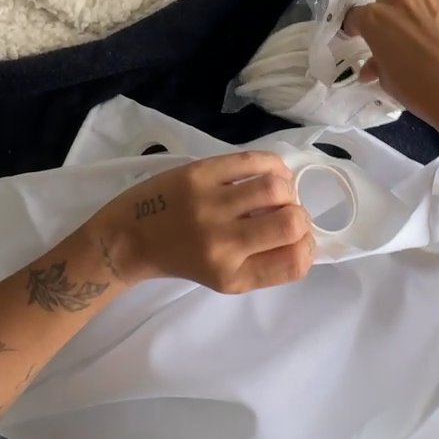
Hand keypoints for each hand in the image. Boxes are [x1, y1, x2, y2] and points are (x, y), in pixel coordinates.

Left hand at [84, 152, 314, 293]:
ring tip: (277, 190)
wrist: (130, 237)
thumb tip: (304, 230)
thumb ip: (263, 261)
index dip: (308, 246)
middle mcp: (223, 243)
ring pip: (275, 188)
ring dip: (286, 188)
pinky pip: (252, 160)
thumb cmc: (182, 257)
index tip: (299, 238)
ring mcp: (210, 205)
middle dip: (300, 215)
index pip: (294, 263)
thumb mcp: (224, 277)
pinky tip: (269, 171)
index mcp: (232, 276)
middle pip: (291, 223)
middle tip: (287, 212)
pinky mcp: (200, 174)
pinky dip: (272, 164)